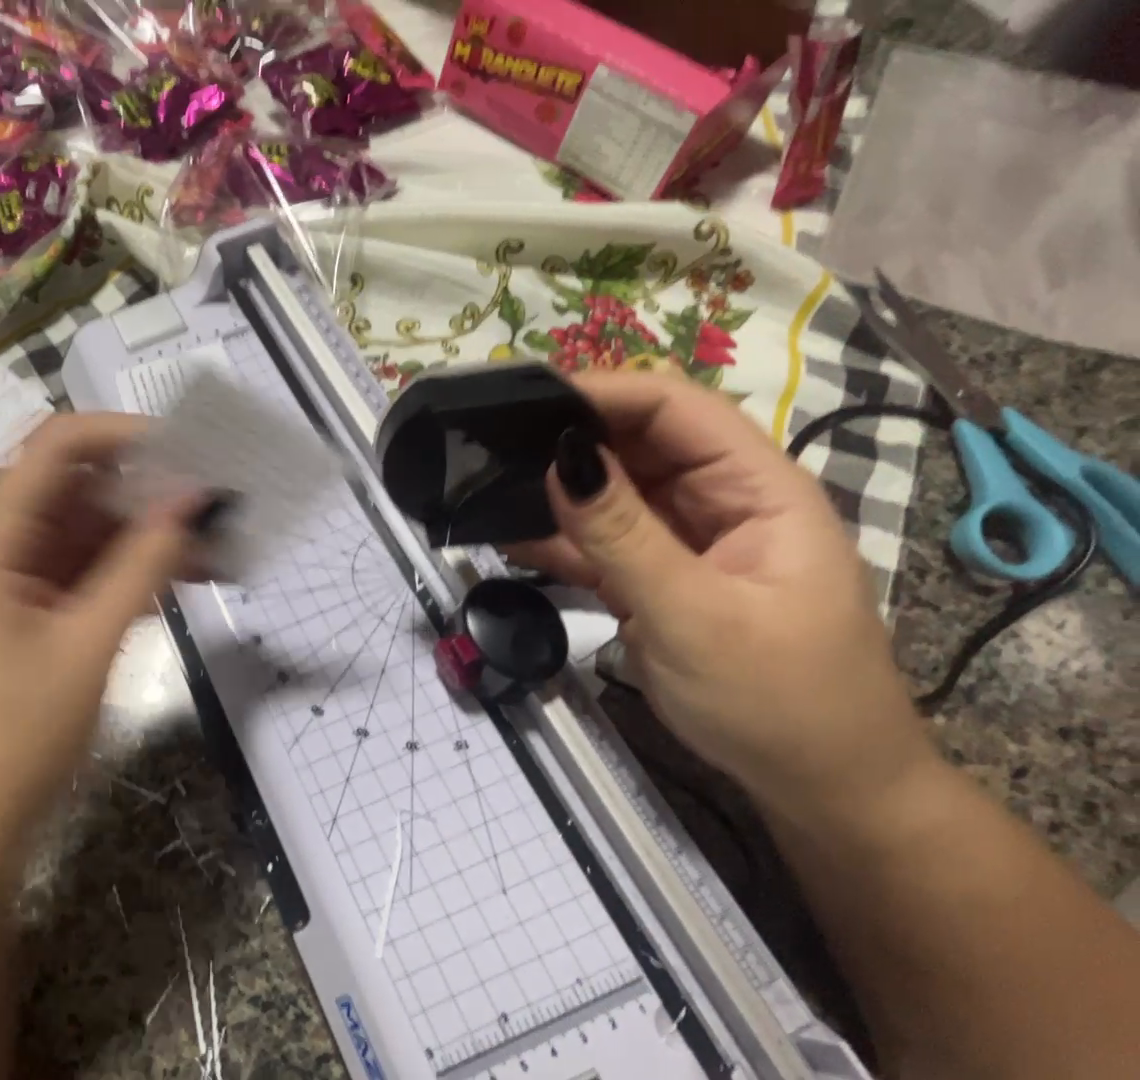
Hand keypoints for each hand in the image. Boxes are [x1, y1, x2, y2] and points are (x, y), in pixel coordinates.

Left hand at [0, 414, 200, 861]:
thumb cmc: (15, 740)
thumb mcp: (88, 646)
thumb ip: (143, 564)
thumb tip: (193, 496)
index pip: (57, 446)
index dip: (126, 435)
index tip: (194, 451)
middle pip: (78, 487)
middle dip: (150, 490)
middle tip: (222, 502)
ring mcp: (12, 582)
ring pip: (88, 532)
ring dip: (149, 536)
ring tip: (223, 548)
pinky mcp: (29, 615)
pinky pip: (85, 573)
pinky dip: (131, 573)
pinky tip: (188, 581)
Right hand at [507, 373, 935, 819]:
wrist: (819, 787)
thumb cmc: (777, 698)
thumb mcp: (693, 614)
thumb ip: (622, 535)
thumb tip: (559, 457)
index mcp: (757, 489)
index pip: (676, 409)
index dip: (603, 392)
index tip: (522, 396)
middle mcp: (721, 502)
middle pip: (638, 443)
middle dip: (567, 435)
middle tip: (485, 439)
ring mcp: (686, 543)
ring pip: (612, 493)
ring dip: (554, 487)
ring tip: (481, 479)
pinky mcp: (659, 581)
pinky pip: (601, 543)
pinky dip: (557, 539)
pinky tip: (504, 533)